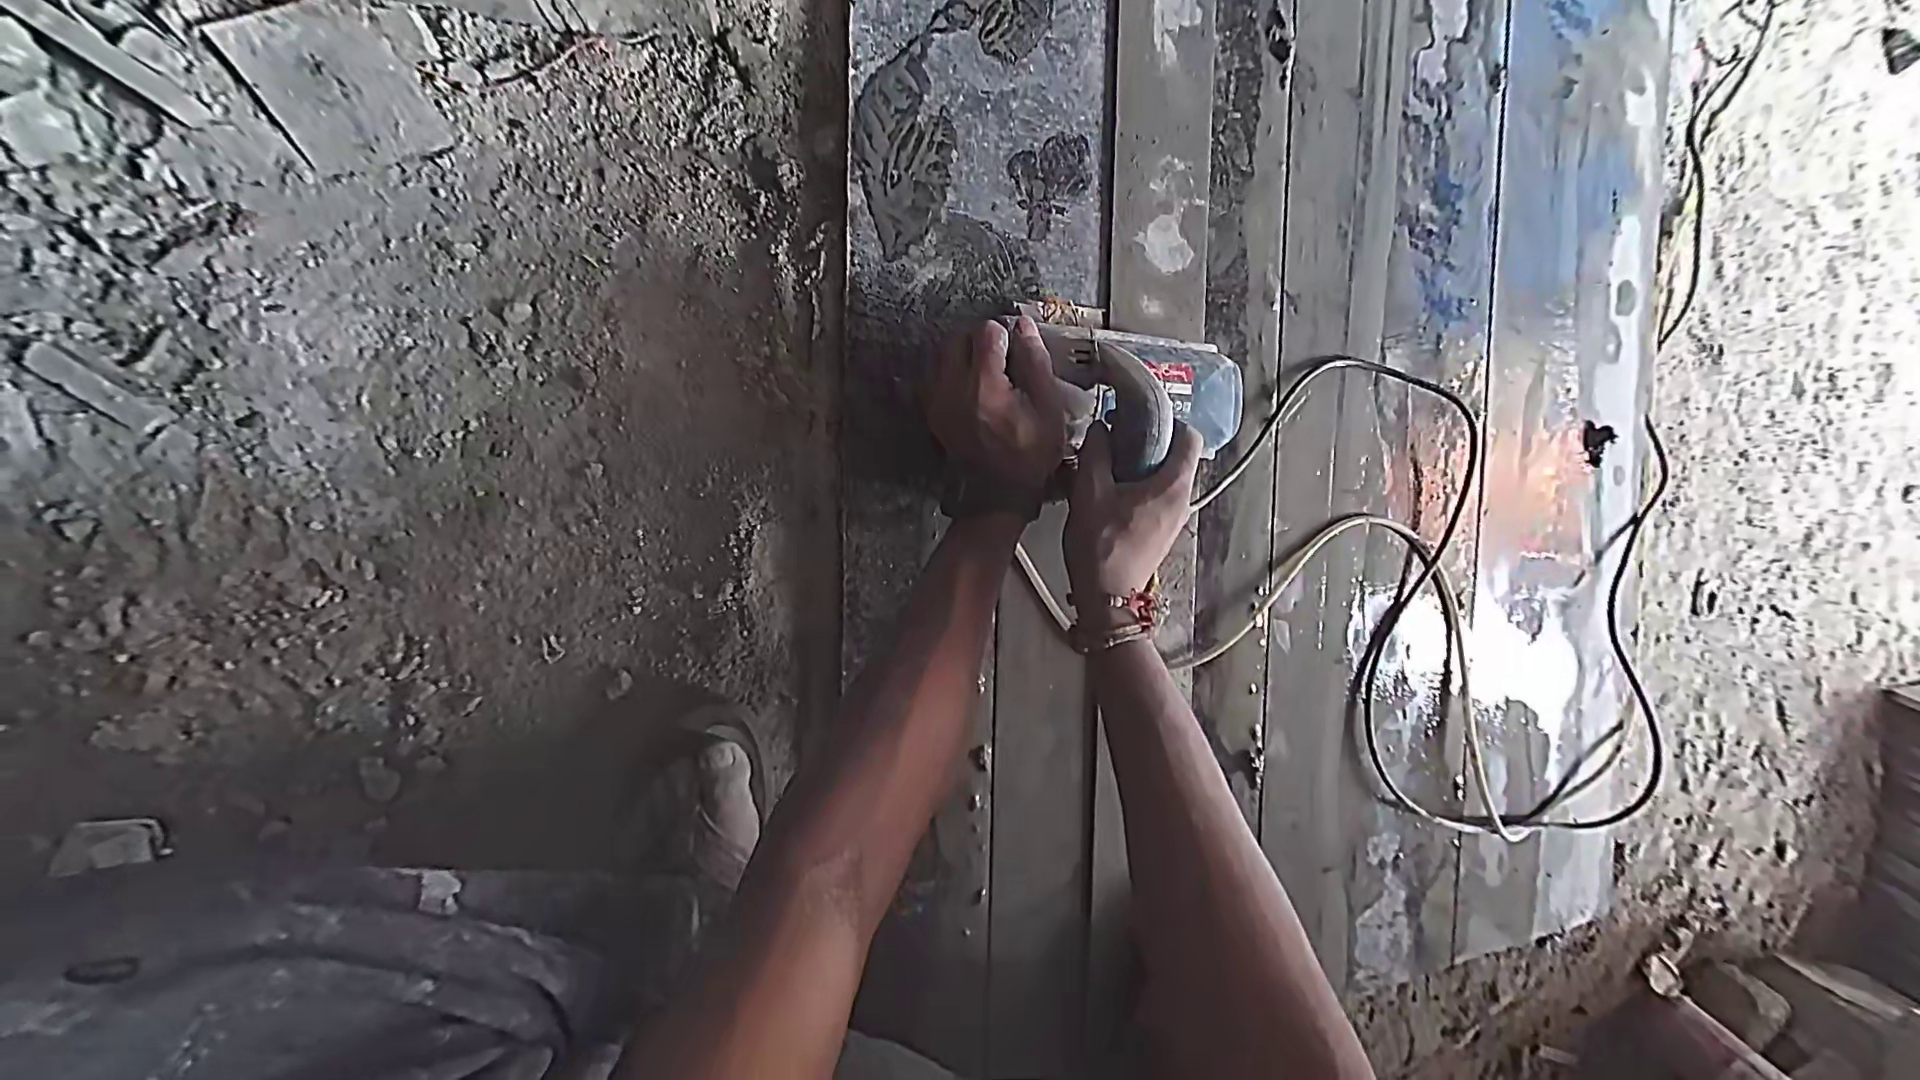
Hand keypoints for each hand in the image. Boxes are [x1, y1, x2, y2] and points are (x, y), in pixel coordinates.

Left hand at [925, 317, 1069, 500]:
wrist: (997, 494)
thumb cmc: (1030, 454)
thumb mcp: (1048, 408)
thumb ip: (1036, 362)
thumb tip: (1022, 325)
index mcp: (983, 385)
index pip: (987, 332)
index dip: (1007, 336)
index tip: (1018, 354)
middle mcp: (952, 388)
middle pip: (959, 338)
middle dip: (981, 342)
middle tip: (1003, 361)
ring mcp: (936, 401)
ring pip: (943, 355)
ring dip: (964, 356)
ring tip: (988, 376)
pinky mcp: (932, 413)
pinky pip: (936, 377)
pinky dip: (952, 375)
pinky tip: (972, 390)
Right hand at [1066, 421, 1201, 601]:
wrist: (1106, 599)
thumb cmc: (1101, 546)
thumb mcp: (1090, 492)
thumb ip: (1095, 453)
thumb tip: (1100, 428)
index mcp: (1174, 486)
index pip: (1190, 436)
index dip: (1167, 419)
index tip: (1137, 417)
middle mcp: (1183, 500)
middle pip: (1176, 456)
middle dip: (1147, 442)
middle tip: (1113, 439)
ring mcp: (1176, 519)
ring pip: (1164, 477)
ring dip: (1139, 466)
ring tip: (1106, 466)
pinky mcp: (1162, 532)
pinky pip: (1157, 497)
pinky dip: (1138, 487)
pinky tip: (1109, 493)